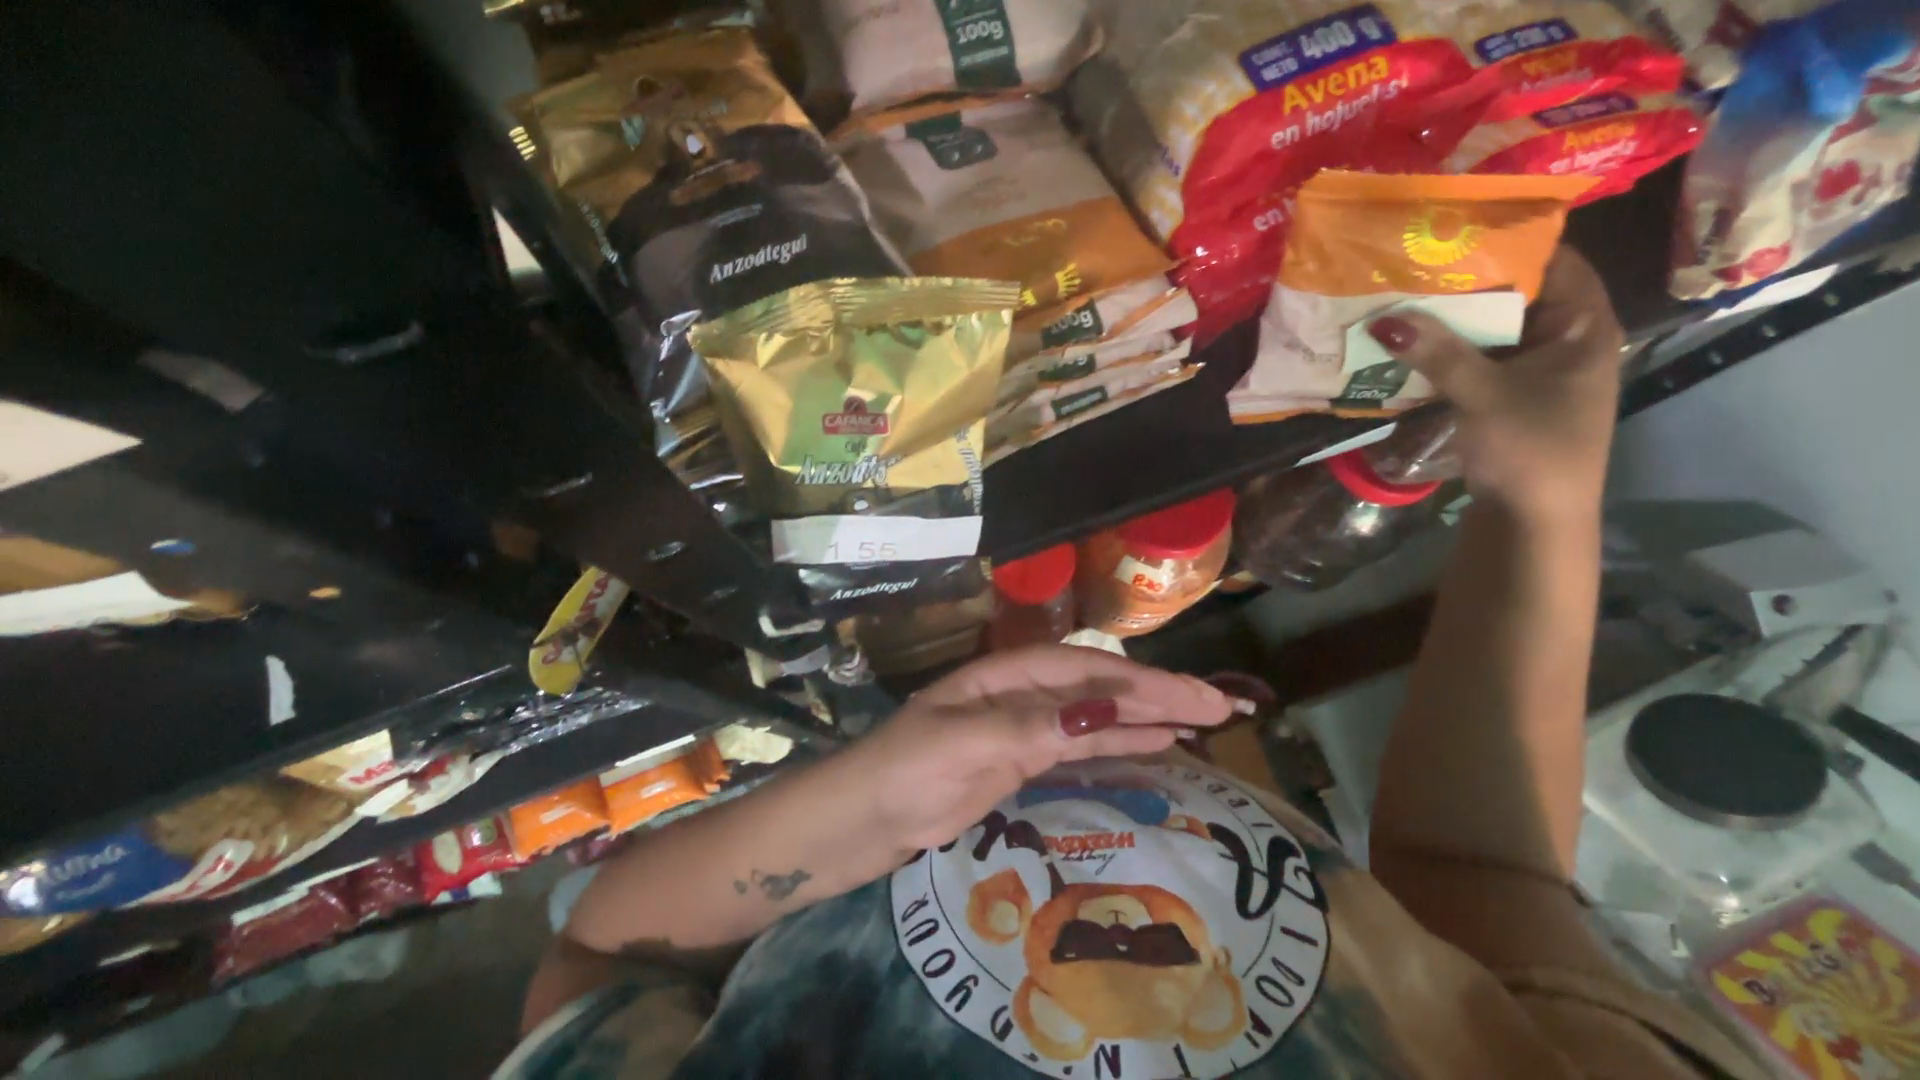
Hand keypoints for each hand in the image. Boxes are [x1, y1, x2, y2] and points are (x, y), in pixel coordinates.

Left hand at [845, 645, 1239, 852]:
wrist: (866, 816)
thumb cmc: (905, 769)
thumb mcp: (964, 744)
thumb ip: (1031, 728)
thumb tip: (1101, 715)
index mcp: (1007, 674)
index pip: (1089, 671)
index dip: (1144, 683)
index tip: (1196, 697)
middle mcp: (1025, 693)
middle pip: (1103, 688)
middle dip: (1162, 695)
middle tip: (1224, 708)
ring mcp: (1028, 726)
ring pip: (1101, 716)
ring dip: (1152, 716)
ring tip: (1208, 722)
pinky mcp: (1027, 760)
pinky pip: (1085, 747)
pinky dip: (1124, 743)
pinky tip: (1162, 744)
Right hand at [1366, 246, 1624, 519]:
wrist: (1538, 521)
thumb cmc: (1531, 448)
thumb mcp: (1483, 394)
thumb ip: (1437, 352)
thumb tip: (1385, 317)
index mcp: (1583, 326)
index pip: (1556, 259)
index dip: (1512, 238)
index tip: (1459, 224)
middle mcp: (1566, 339)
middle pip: (1520, 292)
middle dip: (1470, 278)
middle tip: (1418, 256)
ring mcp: (1539, 369)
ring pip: (1496, 327)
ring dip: (1454, 316)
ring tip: (1405, 291)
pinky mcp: (1513, 395)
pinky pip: (1482, 356)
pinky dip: (1452, 347)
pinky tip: (1412, 340)